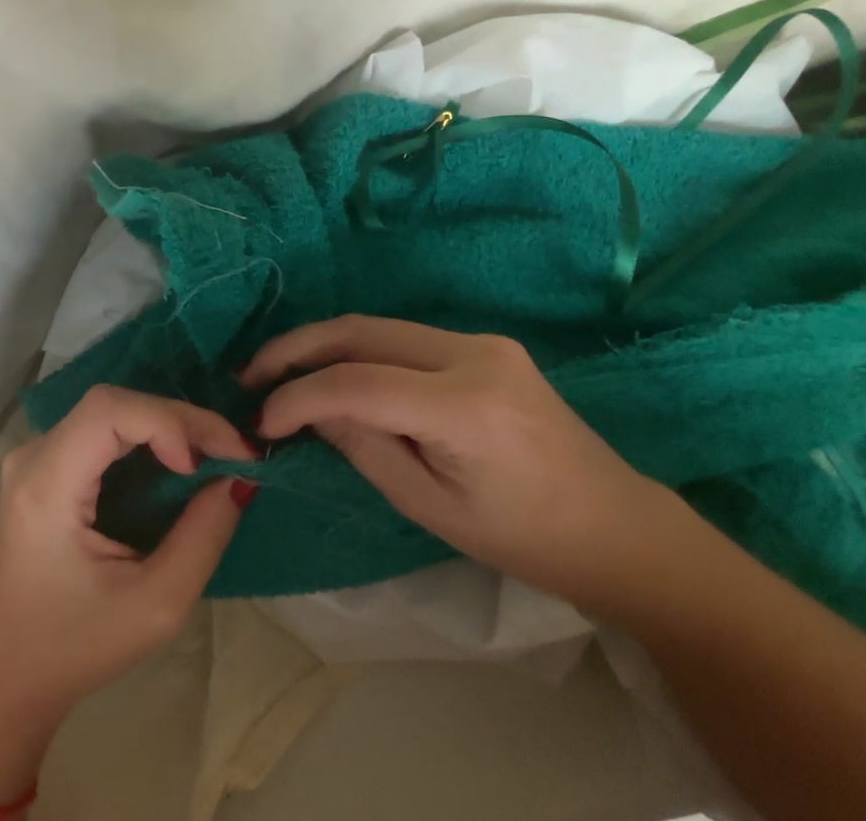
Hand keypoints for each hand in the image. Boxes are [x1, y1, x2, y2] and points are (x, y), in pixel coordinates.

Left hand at [0, 387, 258, 724]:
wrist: (15, 672)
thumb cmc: (80, 645)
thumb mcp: (157, 603)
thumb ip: (203, 535)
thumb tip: (238, 479)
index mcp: (46, 485)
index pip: (108, 409)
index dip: (170, 420)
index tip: (211, 464)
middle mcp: (32, 458)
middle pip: (111, 404)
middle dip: (180, 420)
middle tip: (232, 455)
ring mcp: (34, 462)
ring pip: (108, 414)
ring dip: (166, 428)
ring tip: (214, 460)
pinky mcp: (44, 472)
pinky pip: (100, 435)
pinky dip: (146, 442)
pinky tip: (178, 467)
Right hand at [241, 315, 664, 605]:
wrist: (616, 528)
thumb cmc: (522, 537)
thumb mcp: (427, 505)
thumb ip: (361, 446)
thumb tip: (305, 412)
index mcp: (465, 405)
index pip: (354, 383)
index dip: (294, 397)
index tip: (259, 425)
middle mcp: (475, 354)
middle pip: (359, 332)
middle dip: (295, 350)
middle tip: (249, 378)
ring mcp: (483, 343)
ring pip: (376, 328)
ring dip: (321, 347)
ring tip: (277, 377)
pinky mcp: (485, 347)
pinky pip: (402, 339)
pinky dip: (356, 353)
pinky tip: (329, 376)